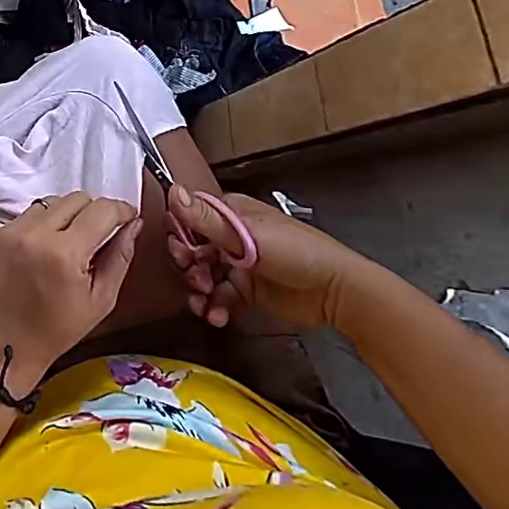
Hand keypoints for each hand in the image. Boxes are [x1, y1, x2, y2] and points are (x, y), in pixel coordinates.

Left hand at [0, 192, 142, 395]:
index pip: (102, 209)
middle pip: (79, 198)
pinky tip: (52, 244)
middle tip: (103, 233)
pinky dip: (49, 220)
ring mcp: (15, 231)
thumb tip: (133, 224)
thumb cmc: (56, 330)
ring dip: (72, 213)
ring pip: (56, 200)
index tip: (129, 218)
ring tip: (75, 240)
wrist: (6, 344)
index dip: (122, 210)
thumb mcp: (102, 300)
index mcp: (64, 254)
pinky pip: (34, 210)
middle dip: (97, 211)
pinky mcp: (1, 232)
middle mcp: (37, 234)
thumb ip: (120, 256)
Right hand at [166, 187, 362, 328]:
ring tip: (205, 303)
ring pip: (204, 277)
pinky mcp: (247, 291)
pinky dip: (214, 308)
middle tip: (196, 280)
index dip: (181, 237)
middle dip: (189, 268)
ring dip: (198, 291)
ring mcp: (240, 265)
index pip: (192, 219)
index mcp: (232, 214)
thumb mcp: (248, 234)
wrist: (335, 291)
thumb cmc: (297, 251)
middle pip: (194, 250)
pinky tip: (217, 316)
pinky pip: (219, 298)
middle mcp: (233, 237)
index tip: (181, 254)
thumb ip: (207, 219)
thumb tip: (174, 192)